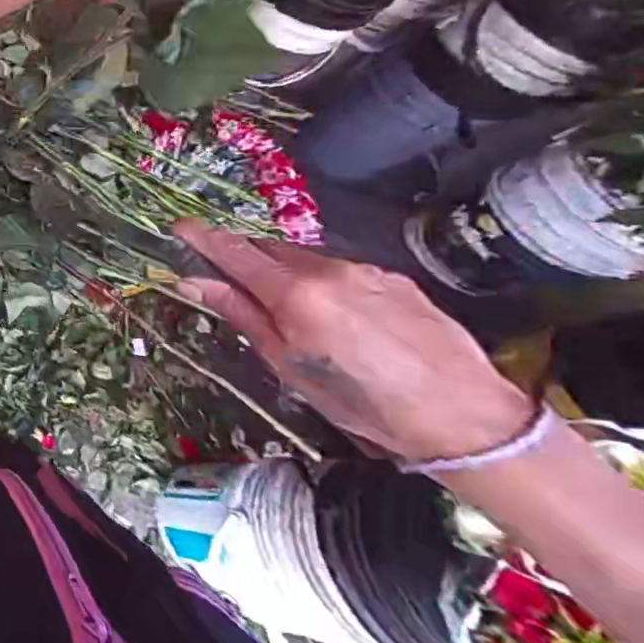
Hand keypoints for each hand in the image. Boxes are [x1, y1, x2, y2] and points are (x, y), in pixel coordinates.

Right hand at [174, 220, 533, 463]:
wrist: (463, 415)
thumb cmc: (363, 404)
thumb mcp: (290, 366)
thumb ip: (243, 315)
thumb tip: (195, 281)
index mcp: (295, 293)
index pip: (235, 252)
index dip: (203, 237)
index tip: (180, 227)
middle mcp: (326, 267)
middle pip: (269, 250)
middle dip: (248, 261)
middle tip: (238, 288)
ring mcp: (363, 267)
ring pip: (306, 259)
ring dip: (288, 275)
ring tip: (299, 317)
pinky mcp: (392, 275)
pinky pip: (342, 270)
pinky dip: (325, 284)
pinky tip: (344, 321)